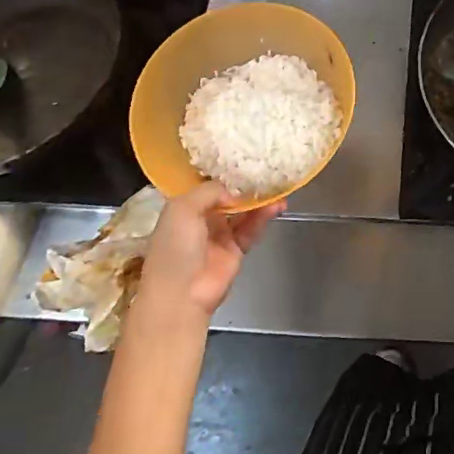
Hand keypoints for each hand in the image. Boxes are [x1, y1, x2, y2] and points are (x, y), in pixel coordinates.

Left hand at [136, 183, 283, 319]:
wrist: (181, 294)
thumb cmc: (175, 247)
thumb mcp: (183, 208)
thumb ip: (210, 191)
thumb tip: (234, 191)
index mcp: (184, 205)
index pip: (206, 184)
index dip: (224, 172)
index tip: (245, 158)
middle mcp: (202, 217)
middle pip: (229, 197)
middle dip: (246, 186)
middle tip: (267, 172)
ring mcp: (220, 234)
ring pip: (243, 211)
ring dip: (259, 200)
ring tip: (279, 188)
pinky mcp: (236, 249)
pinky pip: (251, 229)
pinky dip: (263, 217)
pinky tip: (276, 206)